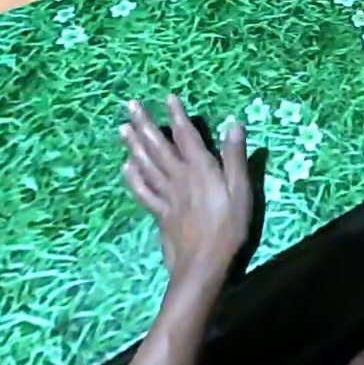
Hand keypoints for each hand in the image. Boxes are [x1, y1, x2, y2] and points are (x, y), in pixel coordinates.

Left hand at [121, 96, 251, 288]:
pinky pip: (143, 191)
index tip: (168, 97)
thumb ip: (235, 157)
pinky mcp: (159, 214)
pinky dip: (132, 178)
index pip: (186, 136)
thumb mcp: (241, 191)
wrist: (202, 267)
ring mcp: (166, 196)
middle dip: (145, 124)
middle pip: (159, 146)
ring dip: (133, 145)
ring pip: (146, 165)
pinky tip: (125, 167)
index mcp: (200, 169)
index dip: (177, 116)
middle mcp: (179, 177)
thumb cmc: (228, 228)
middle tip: (130, 105)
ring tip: (122, 128)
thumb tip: (234, 124)